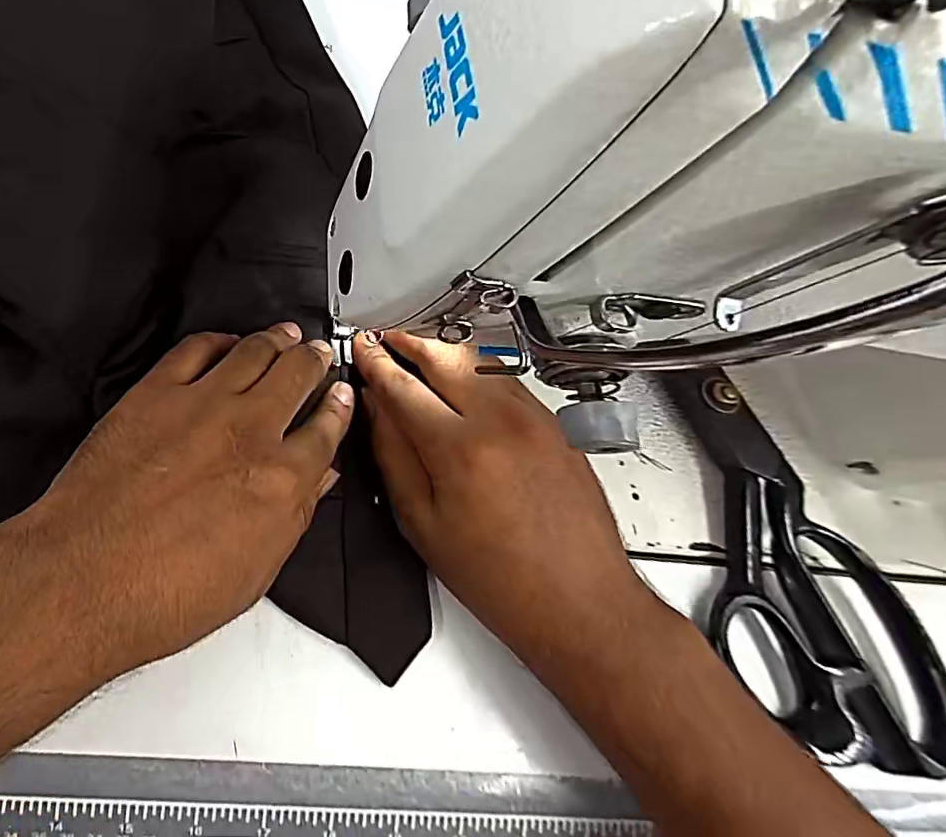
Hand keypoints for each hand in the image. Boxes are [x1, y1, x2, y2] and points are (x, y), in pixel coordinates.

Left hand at [0, 323, 352, 676]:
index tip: (338, 396)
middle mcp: (248, 432)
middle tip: (317, 353)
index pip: (325, 429)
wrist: (86, 574)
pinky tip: (223, 341)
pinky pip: (194, 348)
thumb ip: (291, 517)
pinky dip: (216, 339)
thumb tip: (313, 482)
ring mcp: (200, 405)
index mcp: (281, 480)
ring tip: (285, 334)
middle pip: (296, 375)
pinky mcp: (154, 393)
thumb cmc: (161, 590)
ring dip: (276, 339)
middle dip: (313, 360)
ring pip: (253, 352)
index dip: (337, 408)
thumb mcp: (251, 573)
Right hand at [353, 331, 664, 664]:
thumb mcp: (420, 520)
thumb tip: (374, 410)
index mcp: (460, 449)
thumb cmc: (505, 579)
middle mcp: (503, 424)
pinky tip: (459, 381)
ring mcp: (537, 422)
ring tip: (416, 355)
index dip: (374, 361)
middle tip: (384, 340)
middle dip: (407, 341)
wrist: (582, 605)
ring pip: (479, 359)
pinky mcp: (556, 428)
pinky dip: (474, 369)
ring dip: (441, 351)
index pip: (403, 384)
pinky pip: (507, 380)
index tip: (362, 349)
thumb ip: (392, 454)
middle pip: (444, 355)